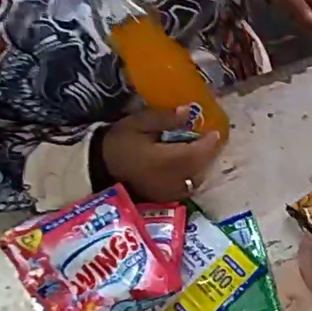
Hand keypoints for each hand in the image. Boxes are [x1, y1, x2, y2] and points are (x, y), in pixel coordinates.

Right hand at [93, 106, 224, 200]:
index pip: (194, 153)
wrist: (96, 167)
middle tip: (211, 141)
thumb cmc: (118, 143)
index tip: (215, 133)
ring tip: (201, 153)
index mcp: (163, 160)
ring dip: (202, 167)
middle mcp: (169, 179)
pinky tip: (189, 168)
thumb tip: (188, 111)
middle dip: (208, 154)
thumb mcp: (138, 124)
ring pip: (194, 180)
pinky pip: (184, 190)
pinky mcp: (160, 198)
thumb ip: (164, 119)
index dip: (208, 144)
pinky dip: (191, 178)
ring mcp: (166, 192)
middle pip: (198, 167)